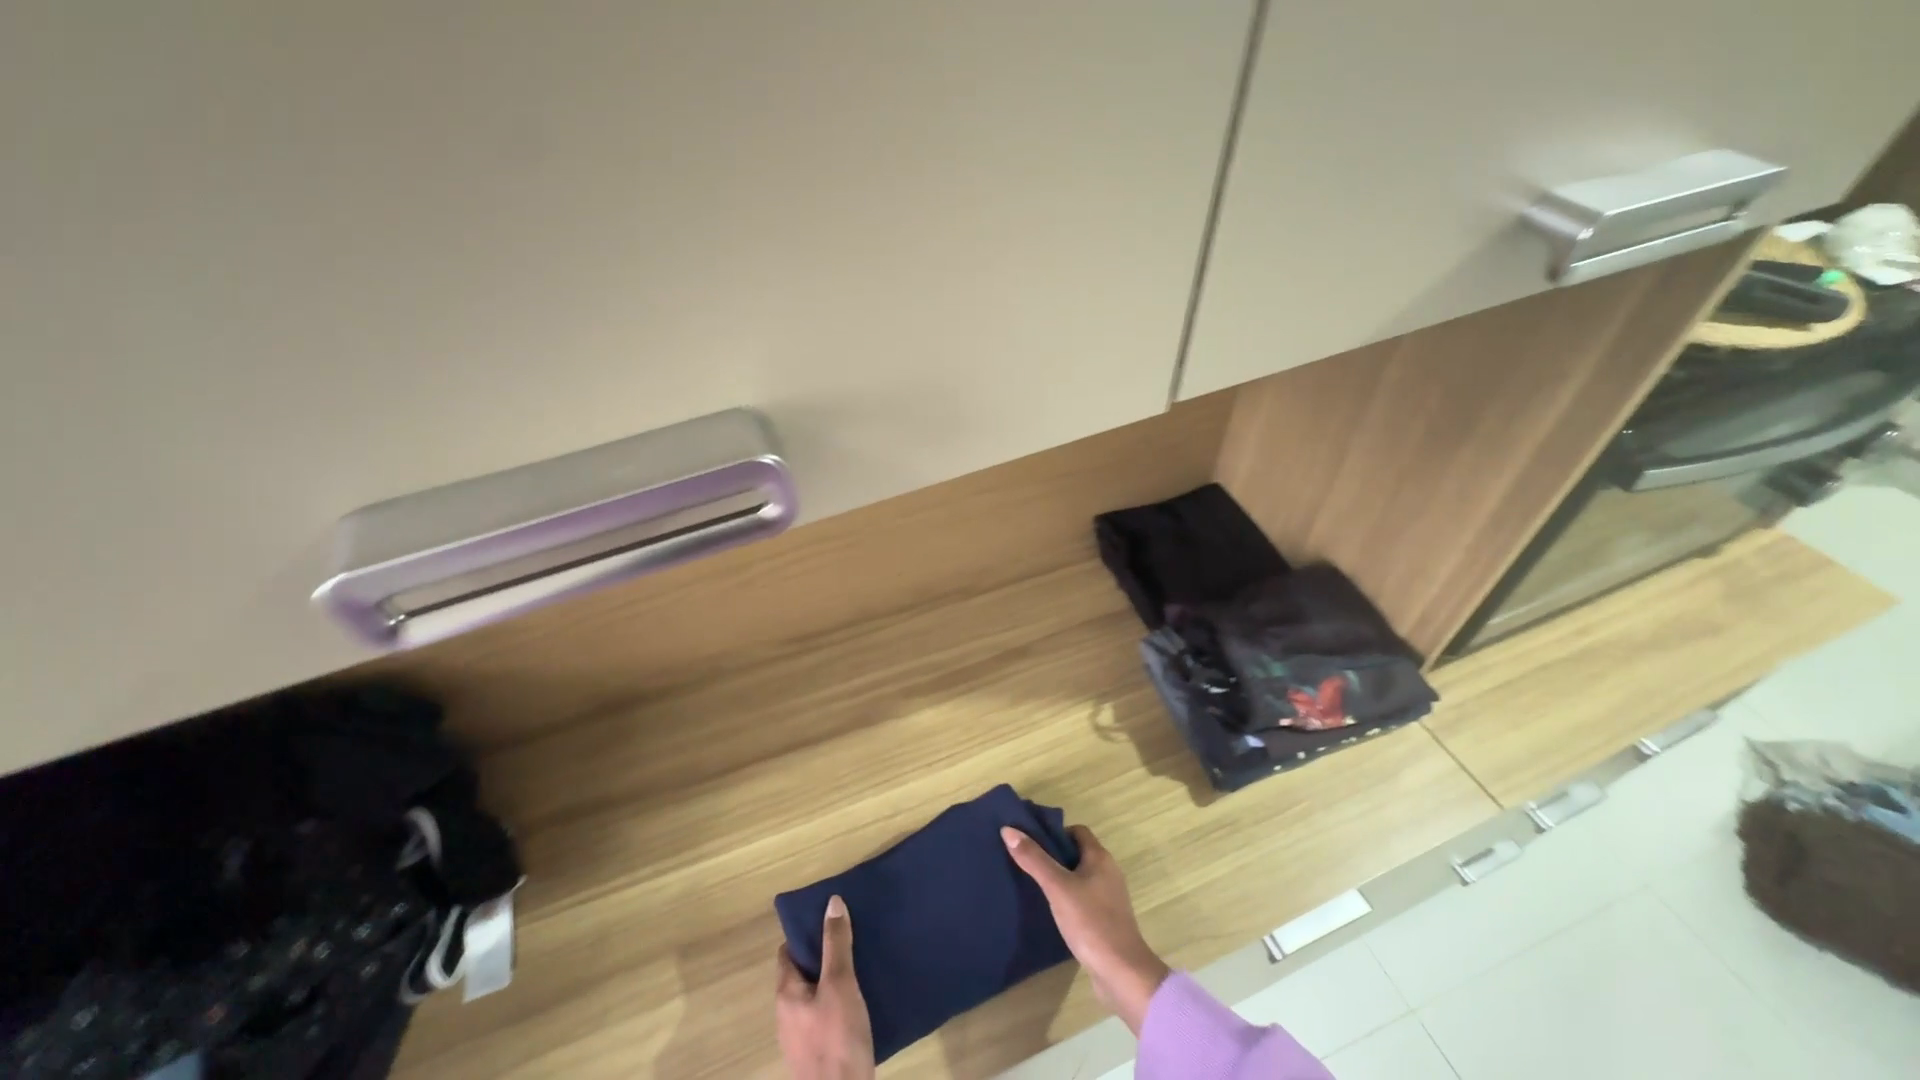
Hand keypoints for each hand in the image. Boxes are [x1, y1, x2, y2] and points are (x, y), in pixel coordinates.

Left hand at [775, 895, 875, 1079]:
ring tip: (862, 967)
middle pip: (802, 974)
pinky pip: (824, 1018)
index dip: (807, 935)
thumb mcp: (840, 984)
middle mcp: (786, 1014)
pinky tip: (861, 1004)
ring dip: (832, 982)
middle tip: (852, 940)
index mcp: (786, 994)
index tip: (831, 921)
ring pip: (814, 997)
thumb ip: (837, 945)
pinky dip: (838, 1005)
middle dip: (824, 957)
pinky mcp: (816, 1054)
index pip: (788, 952)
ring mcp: (800, 1037)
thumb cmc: (837, 1038)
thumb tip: (832, 902)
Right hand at [1002, 824, 1170, 1034]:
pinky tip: (1050, 910)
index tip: (1030, 841)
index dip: (1054, 832)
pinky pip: (1083, 898)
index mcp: (1100, 858)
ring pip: (1080, 877)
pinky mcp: (1106, 919)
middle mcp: (1108, 872)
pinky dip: (1067, 898)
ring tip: (1032, 885)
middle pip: (1077, 853)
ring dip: (1059, 878)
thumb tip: (1008, 830)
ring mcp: (1109, 897)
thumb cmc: (1090, 922)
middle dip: (1053, 855)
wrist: (1120, 971)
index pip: (1077, 831)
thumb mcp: (1058, 887)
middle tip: (1025, 862)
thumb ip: (1034, 859)